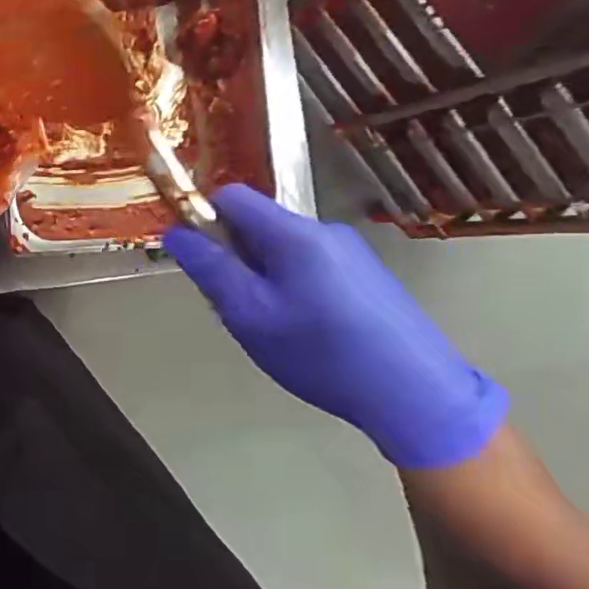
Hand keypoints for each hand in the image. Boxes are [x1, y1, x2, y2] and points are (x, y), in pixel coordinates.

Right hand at [164, 186, 505, 468]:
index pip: (232, 196)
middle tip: (233, 308)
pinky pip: (307, 267)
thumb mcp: (250, 314)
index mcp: (293, 234)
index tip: (197, 259)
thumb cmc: (320, 352)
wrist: (413, 392)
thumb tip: (175, 232)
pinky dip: (287, 288)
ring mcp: (349, 252)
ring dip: (259, 278)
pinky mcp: (365, 275)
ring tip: (269, 327)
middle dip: (232, 258)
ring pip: (279, 250)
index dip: (203, 218)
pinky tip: (300, 331)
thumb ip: (211, 269)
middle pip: (256, 225)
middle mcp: (323, 231)